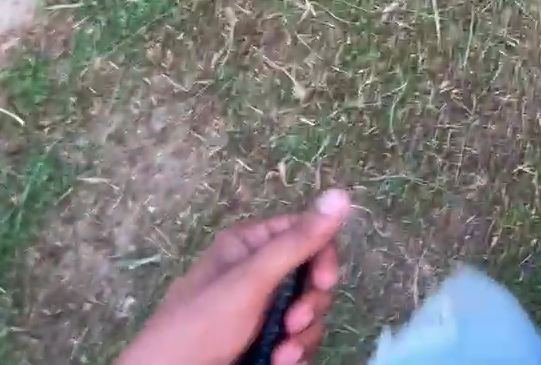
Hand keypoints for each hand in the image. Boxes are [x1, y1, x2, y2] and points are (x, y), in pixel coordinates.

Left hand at [117, 189, 350, 364]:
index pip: (308, 232)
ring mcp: (260, 312)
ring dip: (305, 333)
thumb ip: (298, 241)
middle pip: (314, 273)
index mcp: (249, 247)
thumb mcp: (249, 282)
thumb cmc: (197, 331)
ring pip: (310, 309)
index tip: (325, 281)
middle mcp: (258, 274)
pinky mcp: (263, 345)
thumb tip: (342, 193)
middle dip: (311, 301)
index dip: (323, 255)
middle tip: (295, 322)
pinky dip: (297, 352)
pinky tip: (281, 364)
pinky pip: (300, 339)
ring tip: (284, 355)